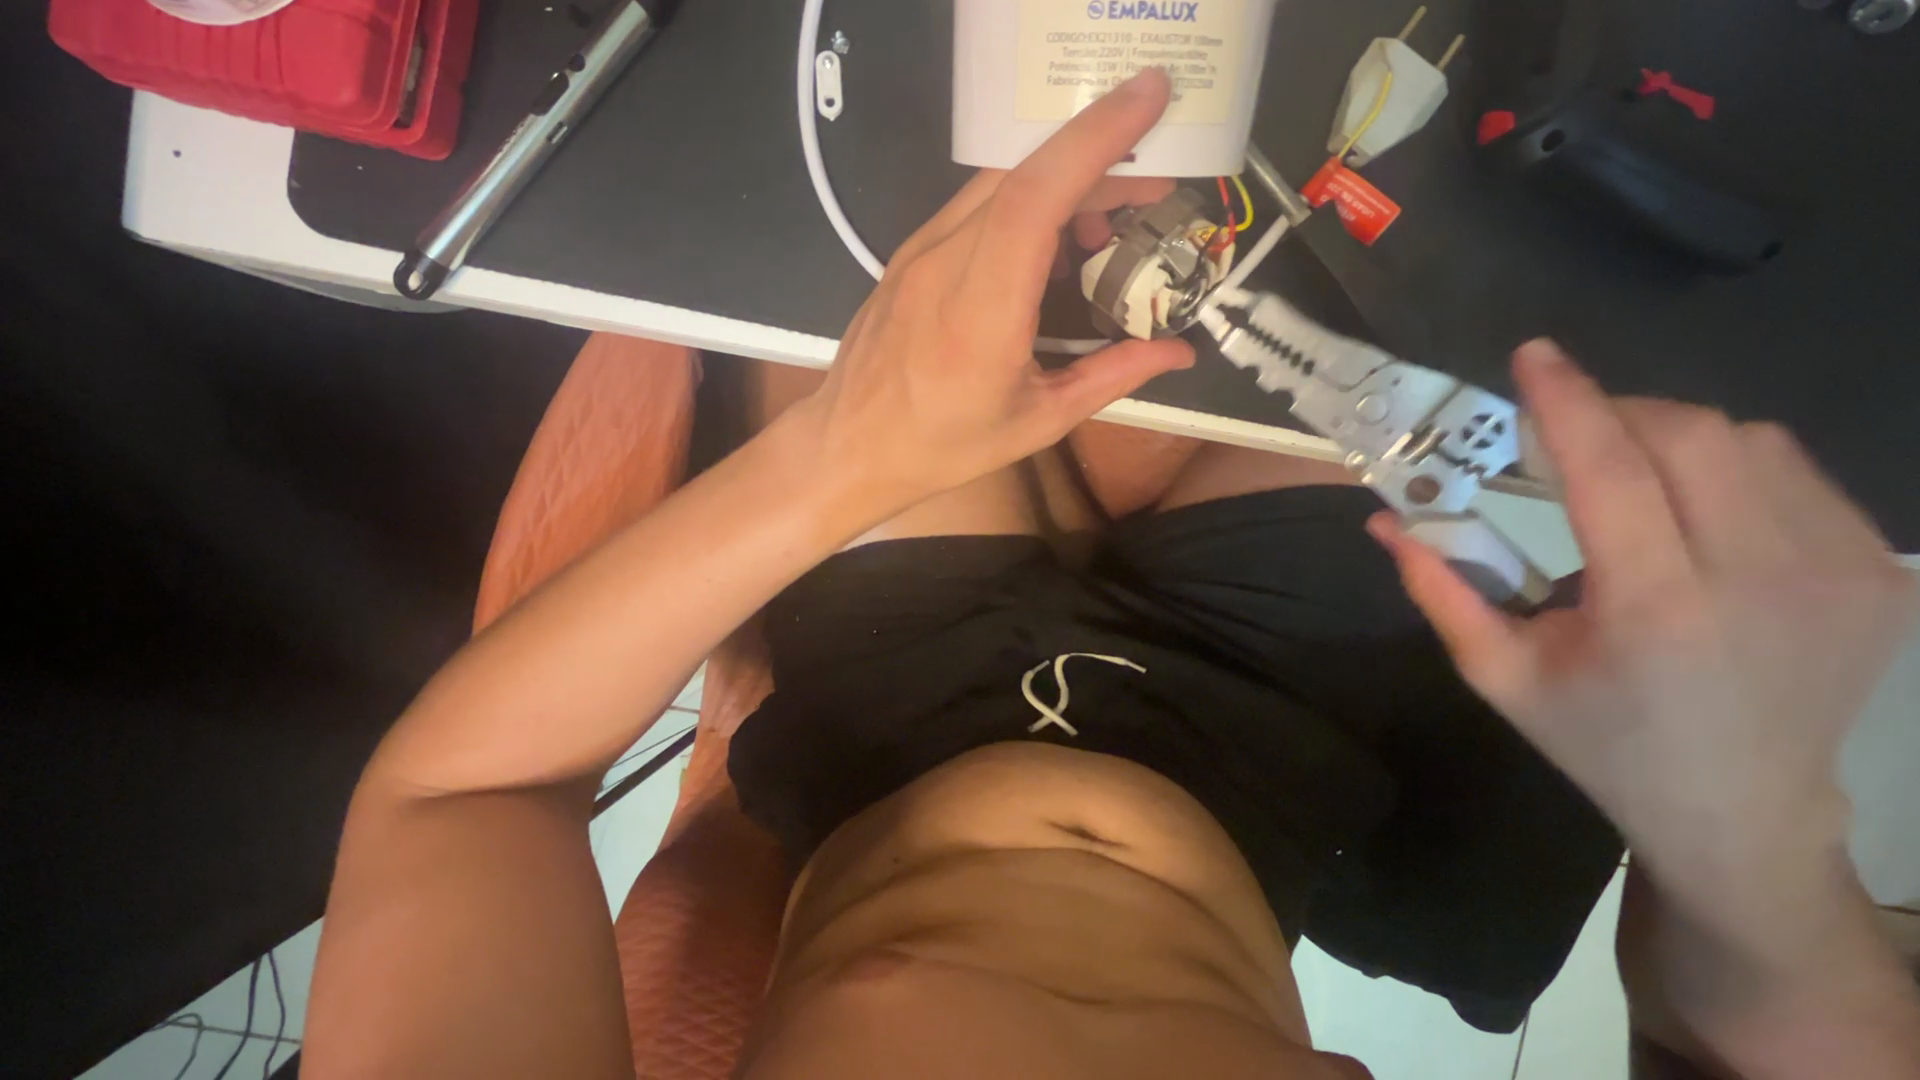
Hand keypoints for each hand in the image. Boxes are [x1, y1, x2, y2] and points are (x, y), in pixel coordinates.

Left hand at [789, 68, 1195, 517]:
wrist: (850, 446)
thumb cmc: (944, 446)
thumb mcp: (1037, 421)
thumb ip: (1111, 376)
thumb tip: (1178, 353)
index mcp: (981, 312)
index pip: (1036, 197)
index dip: (1095, 139)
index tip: (1150, 96)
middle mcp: (944, 264)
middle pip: (1024, 175)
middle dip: (1097, 159)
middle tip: (1150, 189)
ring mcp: (919, 252)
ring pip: (998, 183)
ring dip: (1061, 183)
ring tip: (1102, 228)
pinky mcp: (909, 254)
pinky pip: (974, 206)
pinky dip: (1024, 204)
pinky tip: (1047, 246)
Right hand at [1369, 341, 1914, 918]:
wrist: (1739, 806)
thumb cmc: (1598, 738)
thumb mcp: (1497, 673)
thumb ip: (1438, 590)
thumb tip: (1384, 519)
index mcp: (1657, 611)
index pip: (1613, 471)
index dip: (1568, 402)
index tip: (1533, 354)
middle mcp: (1764, 581)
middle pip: (1690, 436)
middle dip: (1616, 412)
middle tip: (1568, 433)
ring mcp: (1842, 576)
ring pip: (1751, 441)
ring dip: (1674, 437)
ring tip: (1634, 478)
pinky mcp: (1883, 575)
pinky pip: (1797, 473)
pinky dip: (1732, 468)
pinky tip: (1700, 514)